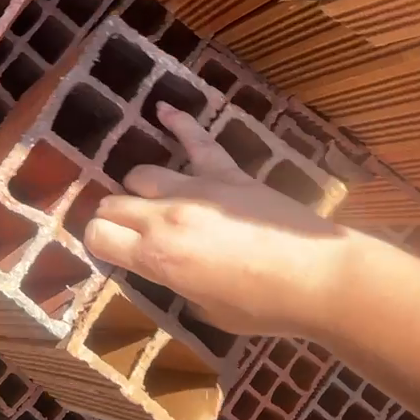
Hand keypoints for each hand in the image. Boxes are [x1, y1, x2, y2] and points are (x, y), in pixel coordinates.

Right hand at [83, 104, 360, 337]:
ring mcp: (195, 190)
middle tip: (130, 232)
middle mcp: (164, 218)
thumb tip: (163, 269)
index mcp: (156, 258)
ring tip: (149, 200)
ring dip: (138, 189)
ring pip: (141, 174)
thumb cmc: (264, 307)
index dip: (98, 242)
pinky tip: (162, 110)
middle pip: (111, 204)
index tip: (112, 251)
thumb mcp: (204, 310)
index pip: (97, 236)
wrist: (321, 280)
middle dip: (112, 218)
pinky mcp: (226, 174)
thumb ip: (173, 284)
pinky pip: (197, 141)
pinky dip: (179, 123)